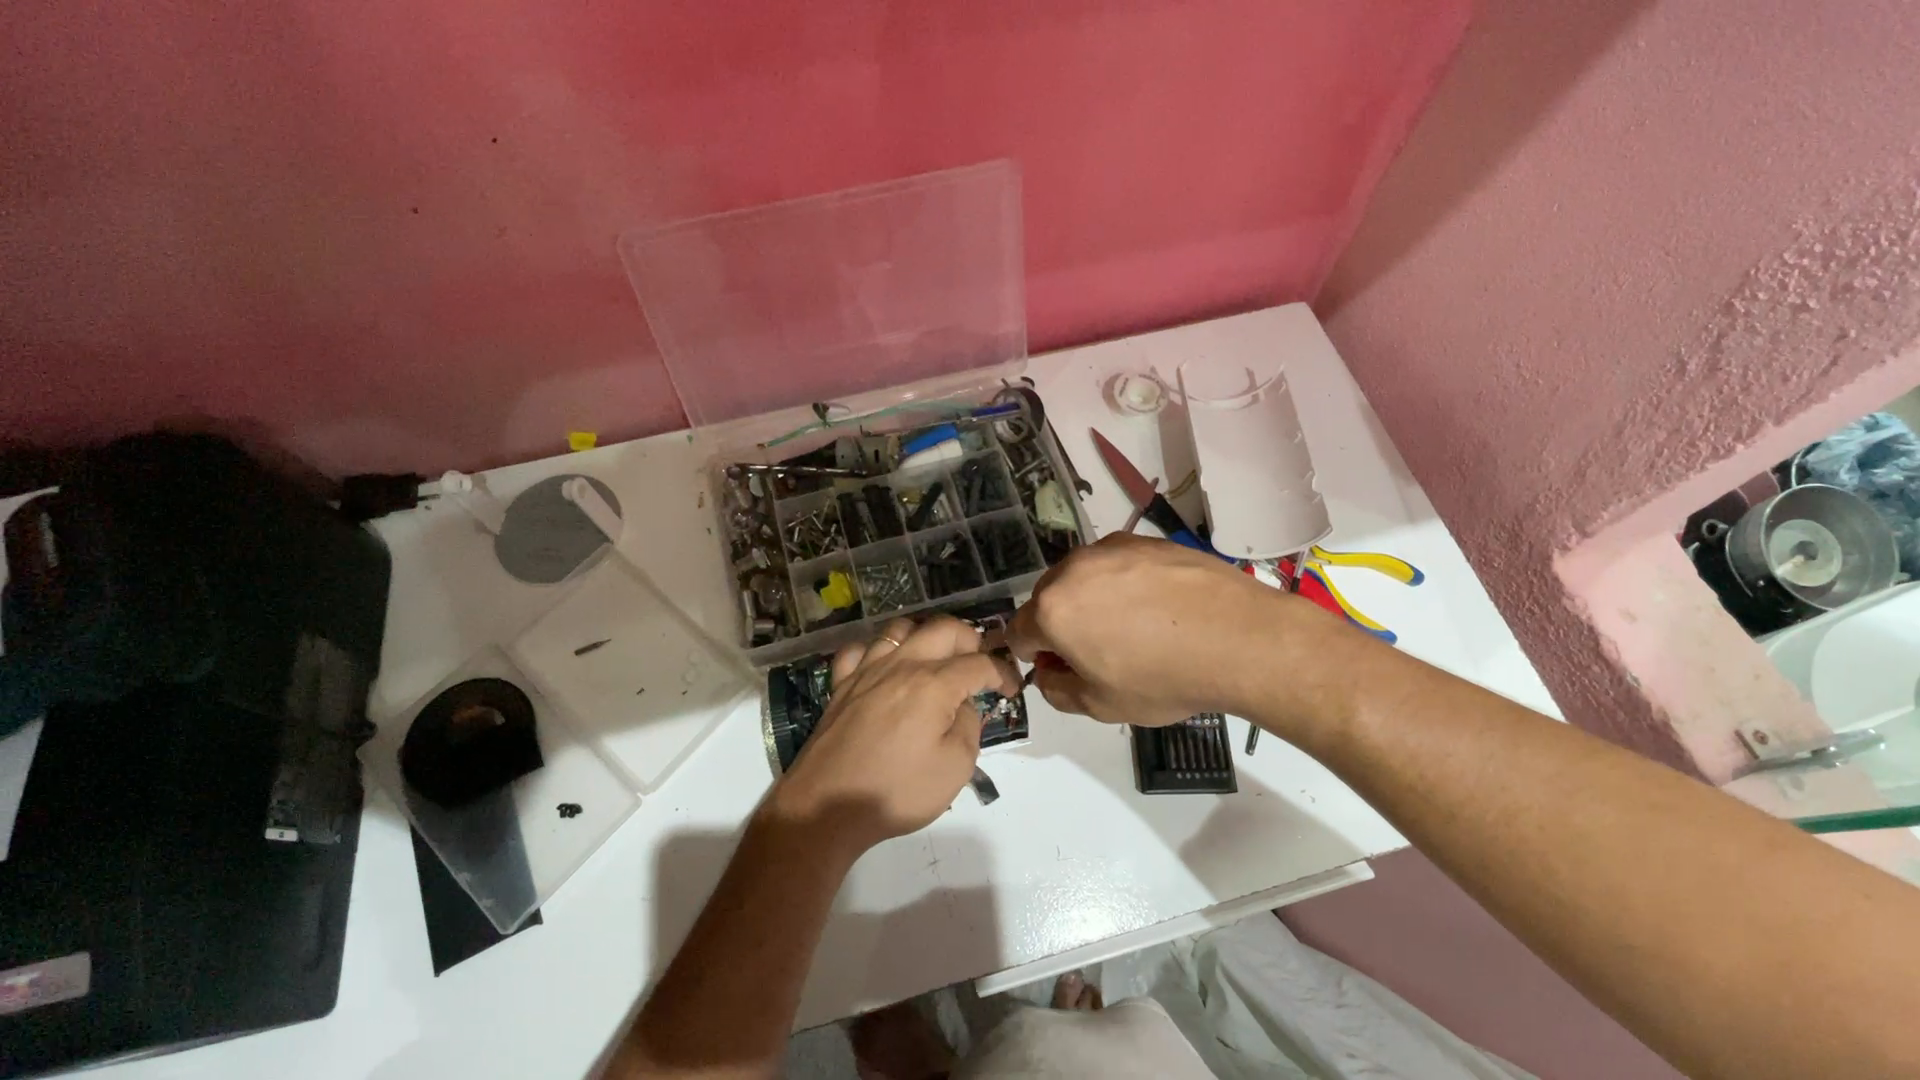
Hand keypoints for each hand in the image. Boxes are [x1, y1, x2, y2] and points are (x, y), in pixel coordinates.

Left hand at [765, 616, 1017, 854]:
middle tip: (979, 665)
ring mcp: (866, 671)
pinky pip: (858, 650)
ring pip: (899, 629)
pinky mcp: (840, 686)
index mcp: (933, 683)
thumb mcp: (955, 768)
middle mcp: (900, 665)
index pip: (980, 663)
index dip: (1002, 672)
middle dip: (970, 639)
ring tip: (935, 659)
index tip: (1011, 689)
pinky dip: (876, 651)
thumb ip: (968, 726)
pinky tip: (885, 668)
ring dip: (925, 636)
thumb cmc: (896, 791)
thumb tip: (963, 705)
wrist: (827, 806)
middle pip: (942, 628)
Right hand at [1006, 534, 1314, 726]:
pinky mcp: (1147, 541)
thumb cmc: (1165, 678)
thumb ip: (1058, 691)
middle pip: (1048, 600)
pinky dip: (1127, 585)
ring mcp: (1112, 549)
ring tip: (1136, 630)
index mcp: (1052, 609)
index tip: (1062, 670)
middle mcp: (1074, 569)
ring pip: (1084, 579)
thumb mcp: (1102, 705)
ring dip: (1093, 602)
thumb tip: (1049, 672)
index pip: (1018, 633)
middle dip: (1063, 626)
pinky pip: (1119, 566)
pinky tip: (1161, 609)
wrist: (1241, 638)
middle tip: (1101, 654)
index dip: (1035, 657)